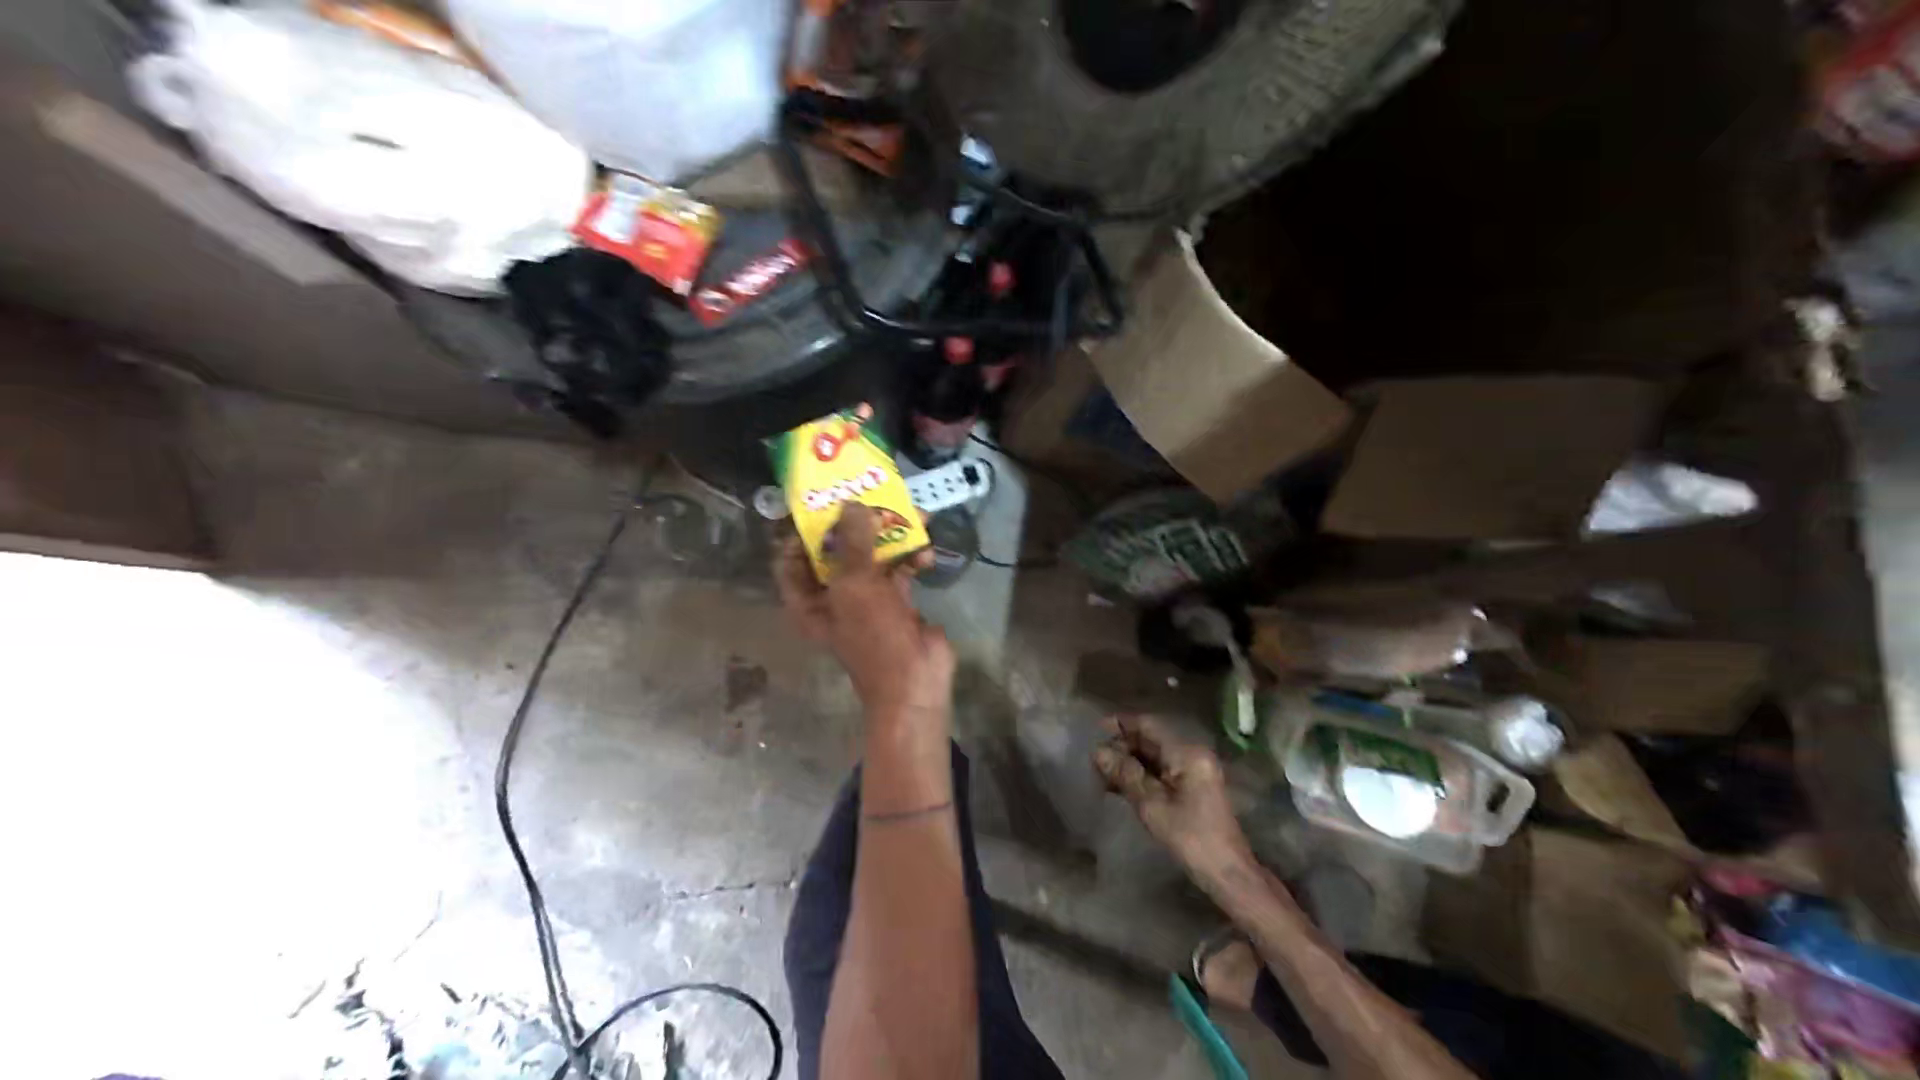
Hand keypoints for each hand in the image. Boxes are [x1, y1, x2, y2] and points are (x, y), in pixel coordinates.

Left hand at [775, 503, 953, 725]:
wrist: (915, 681)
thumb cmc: (873, 637)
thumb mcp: (856, 586)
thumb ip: (852, 542)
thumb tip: (852, 505)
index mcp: (808, 598)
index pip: (792, 556)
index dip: (803, 529)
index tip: (823, 502)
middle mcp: (832, 595)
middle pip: (837, 549)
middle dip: (857, 523)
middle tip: (874, 496)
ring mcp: (865, 597)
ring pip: (872, 555)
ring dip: (892, 536)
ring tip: (914, 515)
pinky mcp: (896, 600)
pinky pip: (900, 568)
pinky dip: (912, 557)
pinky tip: (926, 553)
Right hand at [1093, 715, 1253, 882]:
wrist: (1228, 874)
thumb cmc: (1191, 838)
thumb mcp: (1152, 805)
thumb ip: (1125, 774)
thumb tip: (1098, 751)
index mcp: (1187, 753)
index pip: (1148, 726)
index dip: (1119, 725)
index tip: (1092, 731)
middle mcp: (1192, 755)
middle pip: (1151, 740)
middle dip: (1121, 746)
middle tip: (1091, 758)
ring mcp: (1194, 771)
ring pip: (1154, 757)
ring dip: (1128, 762)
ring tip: (1099, 772)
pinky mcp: (1193, 788)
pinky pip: (1162, 772)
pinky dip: (1141, 776)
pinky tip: (1118, 786)